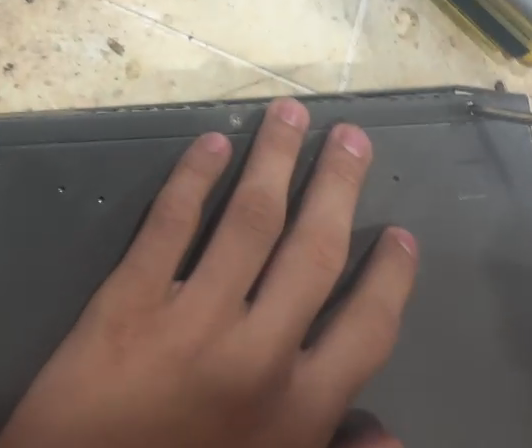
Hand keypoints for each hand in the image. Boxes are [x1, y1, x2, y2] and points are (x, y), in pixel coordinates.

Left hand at [0, 97, 419, 447]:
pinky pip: (172, 221)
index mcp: (297, 409)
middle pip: (311, 251)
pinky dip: (196, 176)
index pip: (365, 328)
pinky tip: (214, 143)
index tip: (401, 232)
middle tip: (350, 136)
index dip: (389, 277)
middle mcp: (256, 354)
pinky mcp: (131, 294)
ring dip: (274, 160)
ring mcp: (192, 318)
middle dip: (336, 187)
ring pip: (250, 220)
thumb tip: (394, 435)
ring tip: (289, 116)